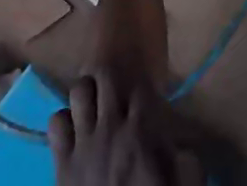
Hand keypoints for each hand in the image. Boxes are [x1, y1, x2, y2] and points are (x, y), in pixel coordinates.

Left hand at [49, 69, 178, 185]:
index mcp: (141, 134)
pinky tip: (76, 132)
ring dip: (88, 95)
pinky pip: (56, 123)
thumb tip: (188, 150)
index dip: (144, 91)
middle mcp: (110, 128)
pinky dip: (65, 121)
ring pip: (79, 92)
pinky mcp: (62, 162)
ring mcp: (83, 143)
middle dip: (113, 80)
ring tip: (96, 107)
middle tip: (120, 97)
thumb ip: (190, 169)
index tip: (146, 100)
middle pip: (107, 77)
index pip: (141, 89)